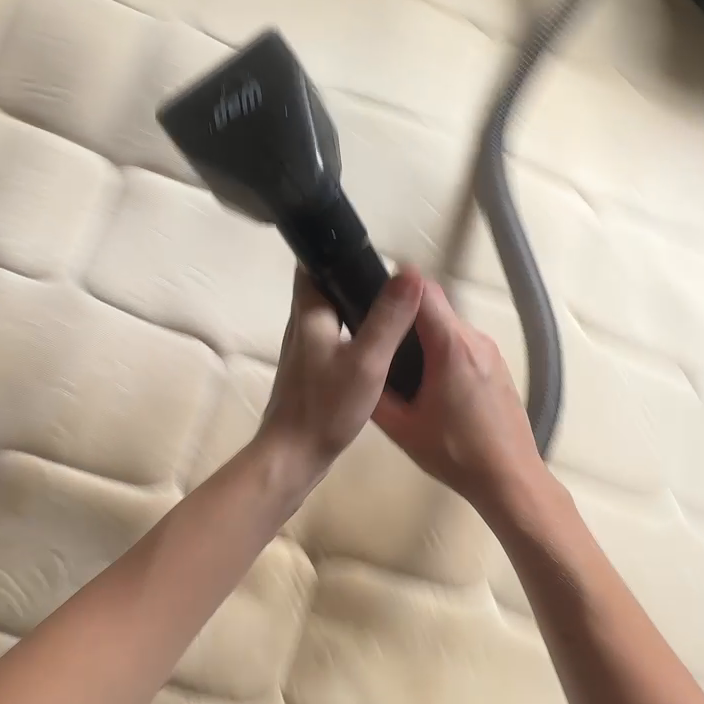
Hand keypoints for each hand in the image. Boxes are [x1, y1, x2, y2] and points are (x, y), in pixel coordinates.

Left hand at [257, 266, 424, 471]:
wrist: (293, 456)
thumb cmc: (326, 407)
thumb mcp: (366, 361)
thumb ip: (388, 318)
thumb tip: (410, 272)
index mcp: (308, 315)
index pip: (311, 266)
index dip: (333, 251)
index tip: (365, 247)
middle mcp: (301, 328)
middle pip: (323, 291)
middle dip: (352, 281)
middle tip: (391, 281)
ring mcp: (303, 353)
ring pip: (329, 319)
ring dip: (354, 310)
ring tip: (392, 310)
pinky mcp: (310, 374)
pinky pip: (333, 343)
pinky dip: (352, 336)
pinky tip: (377, 349)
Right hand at [373, 280, 545, 510]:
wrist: (508, 479)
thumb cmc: (453, 453)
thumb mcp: (400, 427)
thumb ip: (374, 391)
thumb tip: (356, 364)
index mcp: (451, 347)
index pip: (423, 290)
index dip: (394, 288)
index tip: (369, 298)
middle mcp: (474, 340)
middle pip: (433, 307)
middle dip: (403, 317)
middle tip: (374, 338)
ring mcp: (490, 351)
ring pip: (448, 325)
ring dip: (422, 336)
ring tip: (397, 364)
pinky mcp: (497, 366)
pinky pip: (462, 343)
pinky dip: (441, 350)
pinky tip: (427, 382)